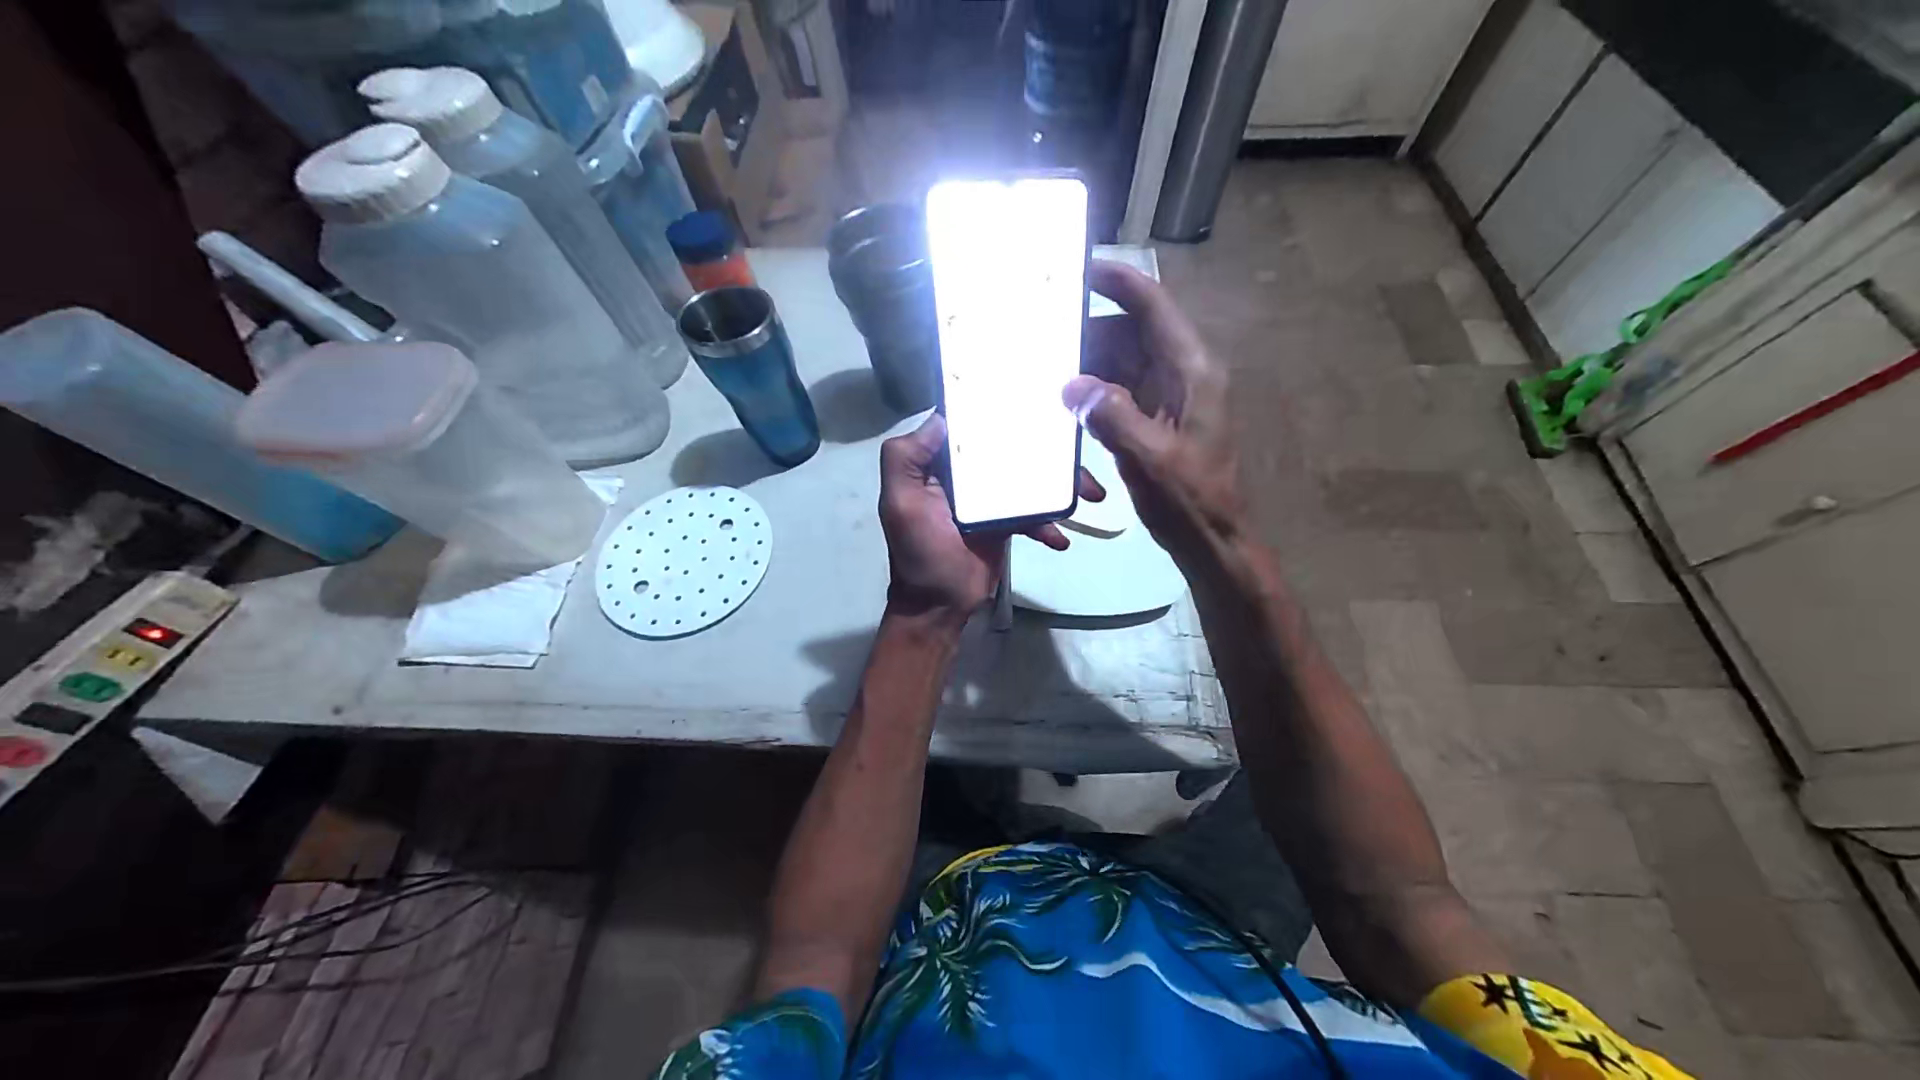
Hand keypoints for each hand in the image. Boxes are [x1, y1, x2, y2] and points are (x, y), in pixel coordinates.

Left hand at [879, 413, 1104, 619]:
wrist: (939, 606)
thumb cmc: (918, 554)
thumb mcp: (900, 505)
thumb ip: (905, 459)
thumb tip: (939, 419)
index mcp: (938, 464)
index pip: (968, 427)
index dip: (995, 412)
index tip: (1032, 398)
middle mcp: (964, 475)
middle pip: (1008, 450)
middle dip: (1045, 448)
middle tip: (1077, 452)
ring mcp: (988, 499)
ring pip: (1029, 480)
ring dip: (1061, 486)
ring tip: (1092, 494)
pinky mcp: (1007, 523)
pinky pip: (1034, 514)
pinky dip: (1050, 525)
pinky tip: (1060, 539)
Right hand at [1066, 260, 1244, 568]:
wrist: (1212, 541)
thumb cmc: (1190, 499)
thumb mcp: (1150, 457)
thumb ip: (1112, 416)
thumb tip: (1072, 385)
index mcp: (1192, 372)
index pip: (1154, 310)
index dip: (1121, 284)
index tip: (1082, 267)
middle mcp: (1182, 375)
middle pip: (1132, 334)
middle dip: (1090, 332)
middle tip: (1044, 332)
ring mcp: (1168, 398)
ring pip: (1122, 363)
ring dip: (1088, 365)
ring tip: (1046, 365)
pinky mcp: (1154, 421)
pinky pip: (1119, 393)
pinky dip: (1093, 393)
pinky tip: (1065, 402)